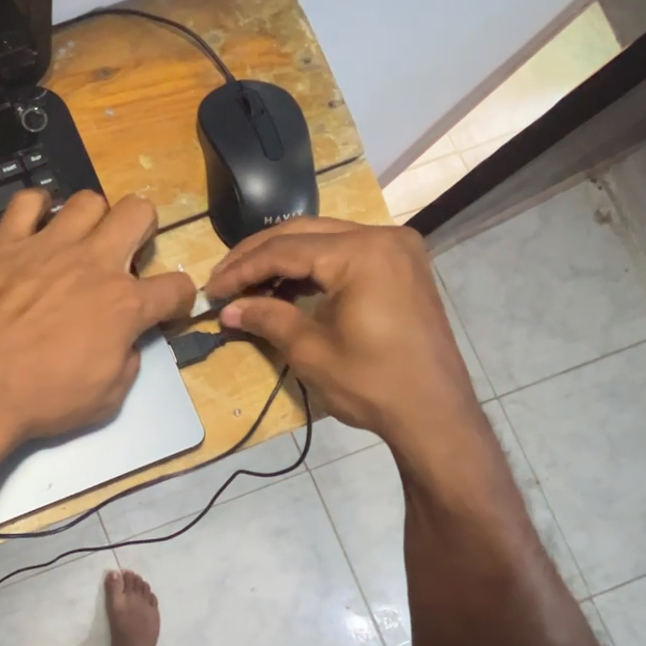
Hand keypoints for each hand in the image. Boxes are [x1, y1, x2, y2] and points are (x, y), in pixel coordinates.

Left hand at [0, 189, 195, 442]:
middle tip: (125, 255)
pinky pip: (26, 202)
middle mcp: (92, 263)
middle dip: (142, 230)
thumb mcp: (106, 400)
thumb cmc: (41, 400)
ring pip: (87, 200)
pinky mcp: (4, 245)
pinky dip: (36, 209)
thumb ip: (127, 363)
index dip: (179, 299)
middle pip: (139, 213)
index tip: (167, 309)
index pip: (175, 287)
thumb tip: (126, 344)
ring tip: (79, 243)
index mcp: (124, 305)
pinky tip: (36, 228)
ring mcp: (47, 247)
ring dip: (92, 219)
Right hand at [204, 218, 480, 449]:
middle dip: (258, 256)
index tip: (211, 290)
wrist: (434, 412)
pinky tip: (285, 289)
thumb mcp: (310, 351)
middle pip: (304, 233)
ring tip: (248, 286)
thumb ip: (267, 318)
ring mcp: (396, 249)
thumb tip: (228, 309)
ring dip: (283, 260)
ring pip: (324, 239)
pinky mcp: (401, 266)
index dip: (242, 269)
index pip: (285, 250)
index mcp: (361, 253)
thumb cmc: (371, 383)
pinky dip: (313, 267)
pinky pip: (346, 253)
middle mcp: (382, 237)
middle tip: (223, 280)